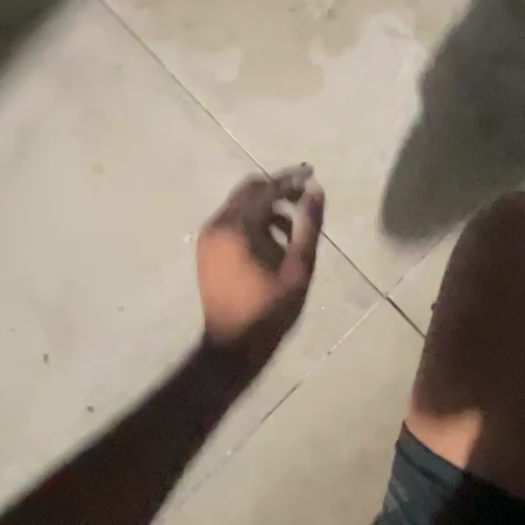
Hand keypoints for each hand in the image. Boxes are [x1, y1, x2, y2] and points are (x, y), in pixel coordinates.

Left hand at [196, 165, 324, 370]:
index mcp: (236, 227)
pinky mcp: (207, 251)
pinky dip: (254, 221)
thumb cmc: (270, 309)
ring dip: (268, 206)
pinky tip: (275, 241)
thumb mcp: (298, 268)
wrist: (233, 348)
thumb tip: (316, 190)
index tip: (313, 176)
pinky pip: (233, 222)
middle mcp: (217, 225)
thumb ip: (308, 225)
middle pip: (250, 191)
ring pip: (241, 205)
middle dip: (278, 189)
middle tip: (305, 196)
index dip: (291, 180)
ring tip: (295, 226)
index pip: (266, 189)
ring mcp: (208, 238)